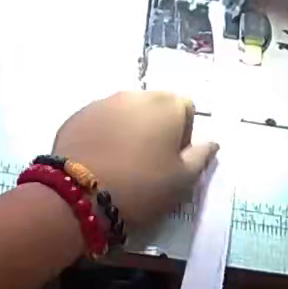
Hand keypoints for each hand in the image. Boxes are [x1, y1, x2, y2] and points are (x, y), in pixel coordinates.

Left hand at [51, 91, 217, 227]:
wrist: (80, 195)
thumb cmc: (142, 187)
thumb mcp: (182, 180)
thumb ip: (201, 156)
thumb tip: (211, 142)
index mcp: (167, 104)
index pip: (186, 108)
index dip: (184, 133)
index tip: (174, 160)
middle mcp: (135, 94)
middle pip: (154, 107)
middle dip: (155, 129)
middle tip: (149, 164)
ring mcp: (102, 102)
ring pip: (125, 113)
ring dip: (128, 131)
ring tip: (122, 164)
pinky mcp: (76, 116)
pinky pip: (99, 122)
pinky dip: (103, 136)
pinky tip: (99, 162)